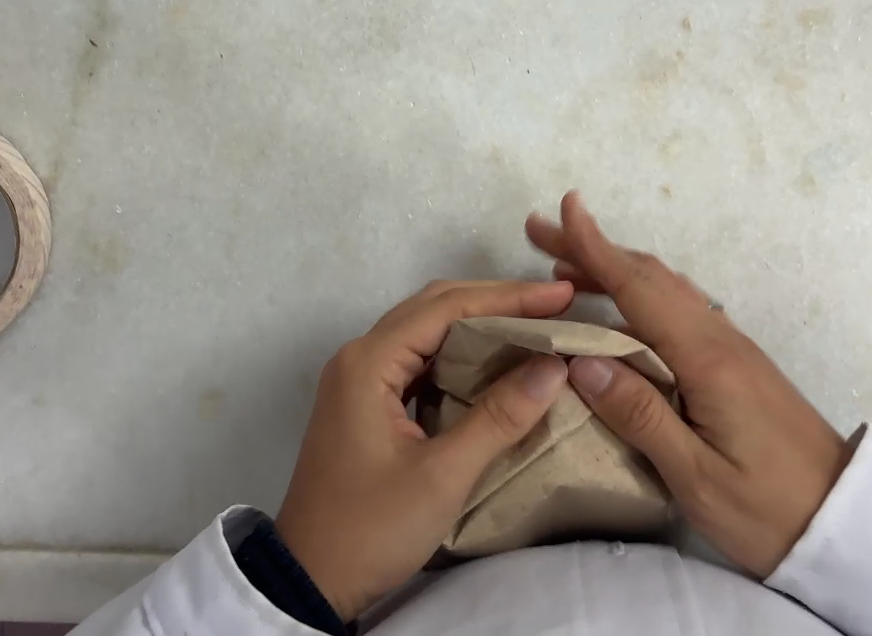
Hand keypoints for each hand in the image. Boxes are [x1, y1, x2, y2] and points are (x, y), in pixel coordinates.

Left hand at [275, 280, 575, 618]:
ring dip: (475, 323)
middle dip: (493, 301)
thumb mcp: (442, 477)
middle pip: (432, 308)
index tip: (561, 295)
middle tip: (553, 305)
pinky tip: (492, 361)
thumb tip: (553, 367)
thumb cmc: (371, 527)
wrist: (310, 575)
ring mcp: (360, 376)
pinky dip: (457, 352)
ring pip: (424, 330)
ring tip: (532, 324)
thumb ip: (498, 418)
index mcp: (369, 362)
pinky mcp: (366, 399)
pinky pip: (417, 358)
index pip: (444, 308)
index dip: (505, 297)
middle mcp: (360, 356)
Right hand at [525, 192, 849, 576]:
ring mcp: (729, 348)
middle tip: (540, 231)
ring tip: (563, 267)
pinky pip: (674, 307)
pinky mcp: (733, 364)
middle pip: (647, 275)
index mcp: (705, 357)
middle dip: (591, 248)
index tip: (564, 207)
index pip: (639, 286)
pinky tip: (617, 308)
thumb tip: (579, 362)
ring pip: (663, 287)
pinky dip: (635, 291)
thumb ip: (639, 415)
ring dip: (612, 267)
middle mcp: (717, 338)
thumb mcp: (697, 477)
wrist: (855, 527)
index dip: (596, 246)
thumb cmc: (772, 510)